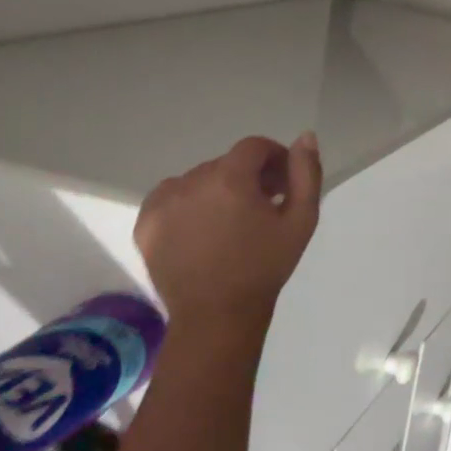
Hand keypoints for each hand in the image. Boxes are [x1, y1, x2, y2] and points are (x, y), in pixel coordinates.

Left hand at [135, 134, 322, 326]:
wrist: (217, 313)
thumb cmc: (266, 265)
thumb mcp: (301, 219)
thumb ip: (305, 173)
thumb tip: (304, 137)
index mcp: (230, 179)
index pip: (253, 147)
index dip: (274, 158)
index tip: (284, 184)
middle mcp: (191, 183)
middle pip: (226, 163)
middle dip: (249, 176)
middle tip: (263, 206)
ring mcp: (162, 204)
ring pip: (198, 178)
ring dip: (219, 188)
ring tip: (231, 220)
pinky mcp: (145, 224)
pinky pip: (170, 196)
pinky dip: (188, 202)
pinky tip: (202, 227)